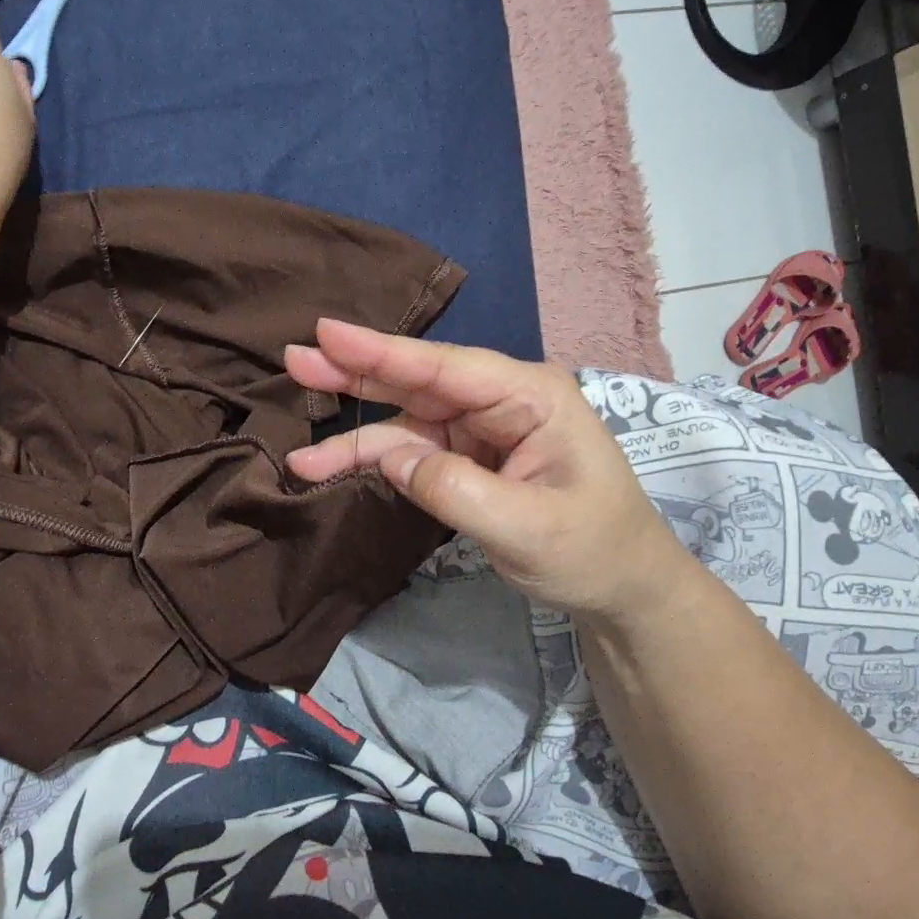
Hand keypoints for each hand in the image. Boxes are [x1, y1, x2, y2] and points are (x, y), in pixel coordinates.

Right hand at [285, 319, 704, 620]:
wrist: (622, 586)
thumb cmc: (593, 550)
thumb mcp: (530, 528)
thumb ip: (456, 490)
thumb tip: (393, 459)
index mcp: (530, 397)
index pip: (446, 367)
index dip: (382, 351)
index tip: (327, 332)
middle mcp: (498, 401)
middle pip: (416, 381)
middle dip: (355, 373)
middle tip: (296, 359)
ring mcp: (478, 430)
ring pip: (403, 419)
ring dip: (351, 434)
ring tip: (299, 451)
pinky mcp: (463, 458)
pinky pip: (407, 451)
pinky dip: (368, 461)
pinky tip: (328, 469)